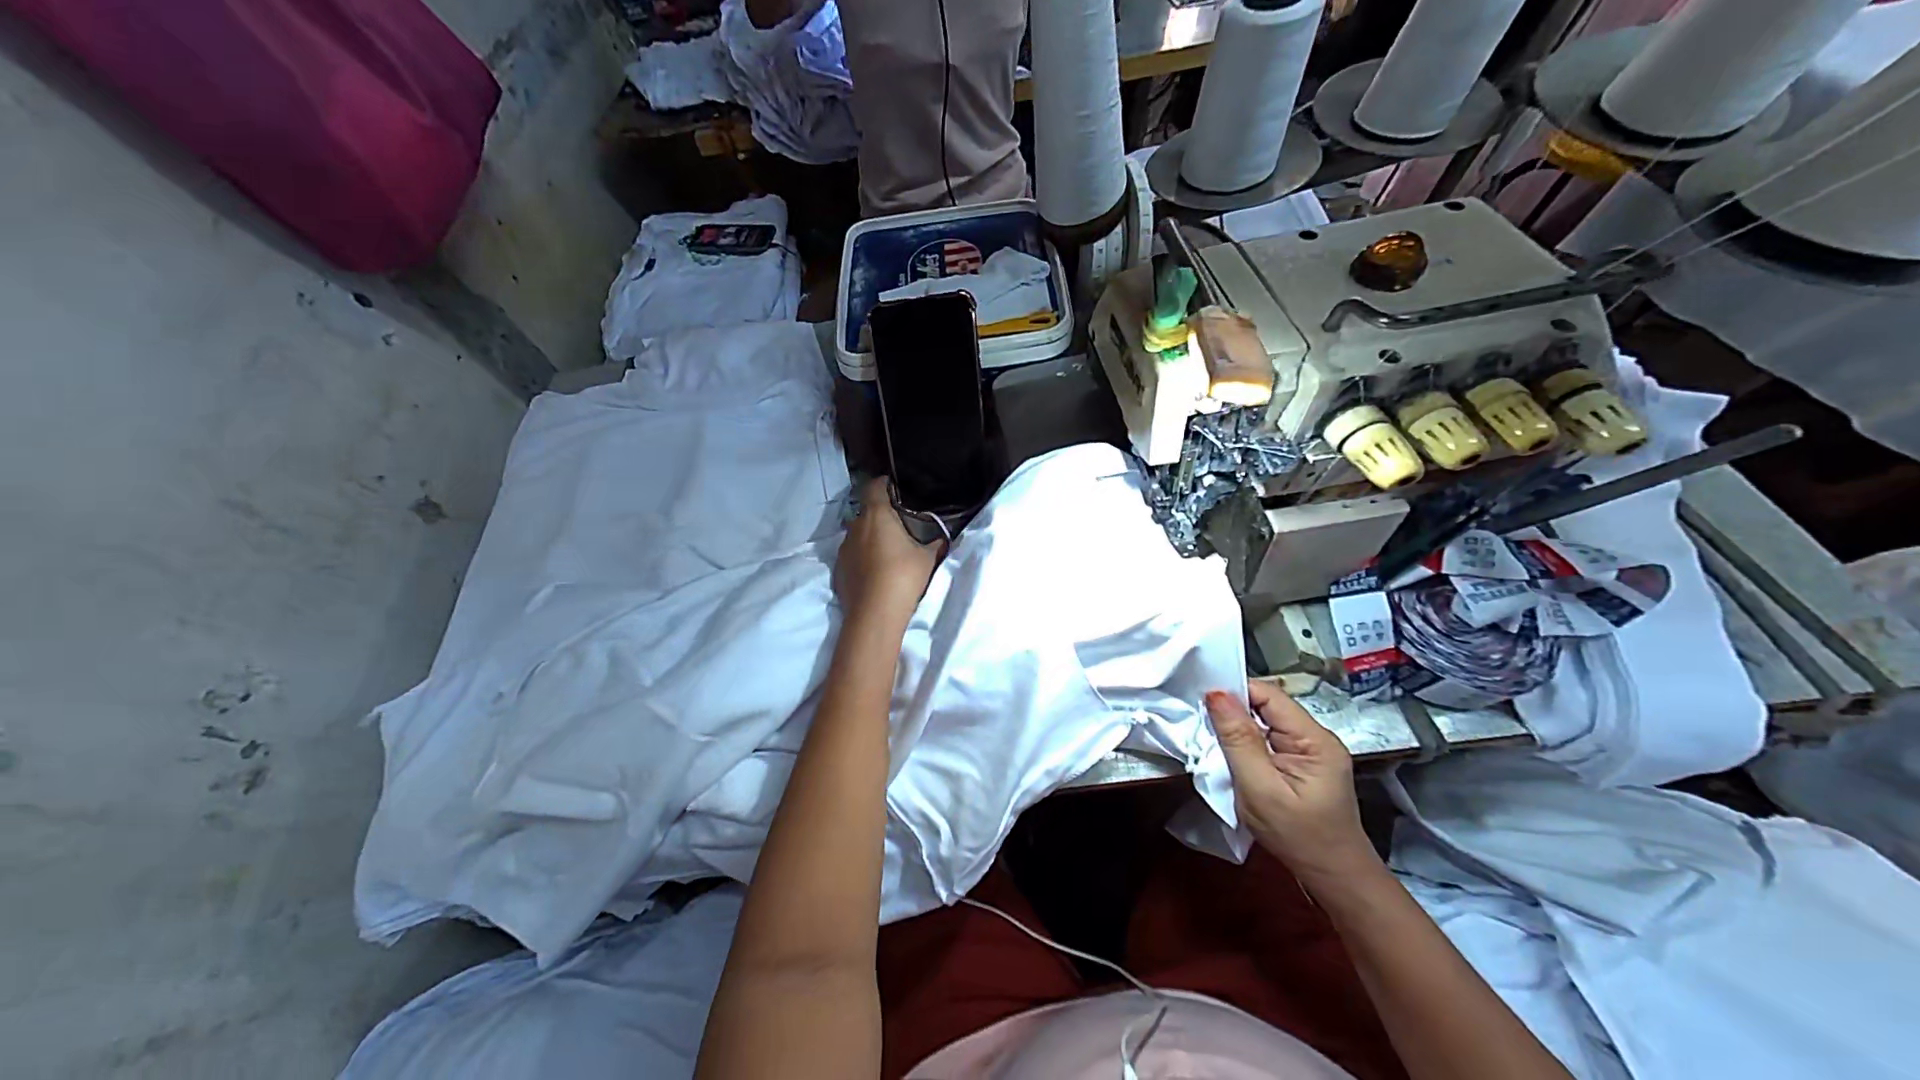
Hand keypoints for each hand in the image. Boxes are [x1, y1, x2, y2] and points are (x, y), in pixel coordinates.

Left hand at [833, 477, 940, 622]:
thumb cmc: (903, 576)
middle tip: (898, 526)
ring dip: (870, 539)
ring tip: (887, 552)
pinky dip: (862, 558)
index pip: (874, 486)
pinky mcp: (838, 570)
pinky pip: (852, 556)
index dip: (883, 484)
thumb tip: (942, 539)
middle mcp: (855, 527)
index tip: (894, 488)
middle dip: (879, 516)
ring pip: (857, 536)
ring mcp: (843, 550)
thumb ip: (934, 544)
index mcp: (876, 515)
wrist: (874, 614)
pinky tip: (875, 572)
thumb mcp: (927, 558)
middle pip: (866, 513)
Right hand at [1205, 681, 1378, 885]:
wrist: (1333, 879)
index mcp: (1314, 739)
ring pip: (1265, 723)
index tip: (1202, 702)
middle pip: (1267, 706)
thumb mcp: (1261, 789)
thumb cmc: (1298, 837)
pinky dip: (1246, 745)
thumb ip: (1238, 740)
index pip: (1269, 695)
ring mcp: (1310, 751)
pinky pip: (1268, 741)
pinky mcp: (1301, 765)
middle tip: (1202, 724)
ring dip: (1238, 730)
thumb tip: (1216, 695)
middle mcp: (1316, 737)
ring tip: (1213, 741)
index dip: (1235, 693)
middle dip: (1233, 712)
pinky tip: (1231, 757)